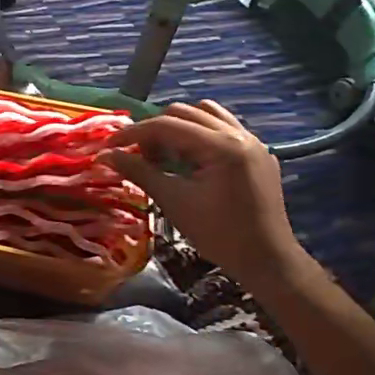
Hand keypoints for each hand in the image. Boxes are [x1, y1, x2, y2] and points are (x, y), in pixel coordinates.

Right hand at [105, 101, 308, 281]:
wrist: (267, 261)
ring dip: (179, 127)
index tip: (110, 145)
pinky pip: (223, 129)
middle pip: (185, 113)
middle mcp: (239, 134)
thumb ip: (140, 172)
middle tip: (138, 155)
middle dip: (155, 129)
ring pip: (206, 115)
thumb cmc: (219, 235)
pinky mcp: (258, 153)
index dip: (134, 133)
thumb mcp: (174, 202)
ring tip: (164, 153)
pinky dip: (200, 135)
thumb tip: (107, 155)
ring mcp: (252, 142)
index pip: (167, 125)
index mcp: (222, 146)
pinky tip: (190, 160)